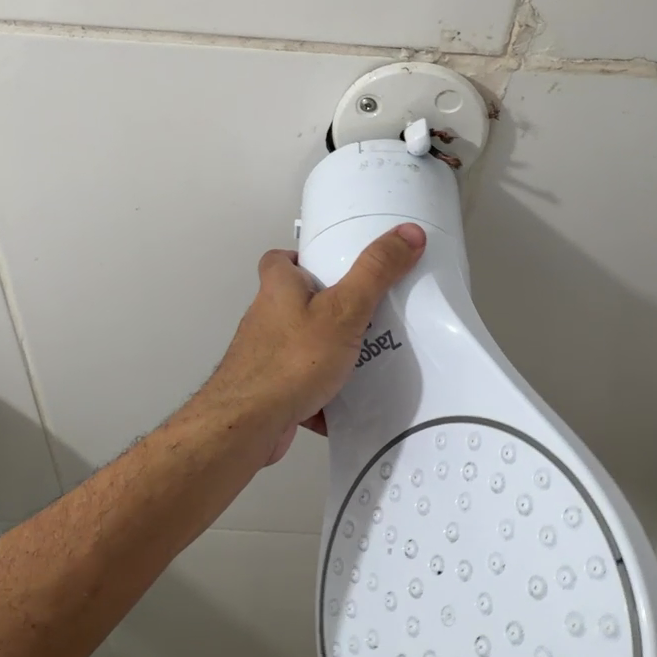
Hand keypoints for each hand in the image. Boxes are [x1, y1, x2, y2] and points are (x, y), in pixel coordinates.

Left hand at [199, 223, 426, 464]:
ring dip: (328, 354)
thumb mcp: (344, 309)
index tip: (332, 265)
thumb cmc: (291, 360)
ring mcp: (264, 357)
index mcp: (278, 288)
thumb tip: (408, 232)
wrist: (249, 424)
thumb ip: (375, 272)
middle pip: (295, 304)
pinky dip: (322, 395)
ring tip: (367, 360)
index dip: (302, 258)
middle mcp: (265, 319)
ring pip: (301, 348)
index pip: (279, 260)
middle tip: (364, 314)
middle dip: (327, 310)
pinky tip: (348, 404)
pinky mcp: (269, 392)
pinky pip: (302, 387)